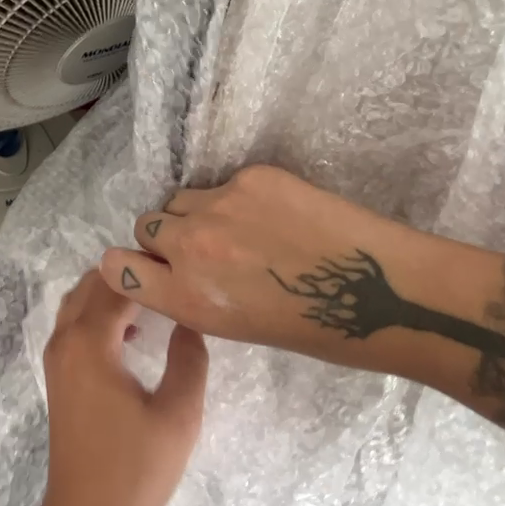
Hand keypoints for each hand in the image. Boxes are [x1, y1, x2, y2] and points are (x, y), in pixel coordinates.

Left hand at [30, 270, 208, 505]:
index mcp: (89, 341)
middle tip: (169, 274)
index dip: (148, 270)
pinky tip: (132, 332)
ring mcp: (56, 356)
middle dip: (127, 274)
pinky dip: (98, 314)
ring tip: (154, 298)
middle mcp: (64, 338)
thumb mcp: (178, 415)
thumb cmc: (136, 467)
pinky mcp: (57, 374)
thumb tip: (193, 317)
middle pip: (91, 285)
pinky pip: (74, 324)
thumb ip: (189, 359)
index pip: (117, 284)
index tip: (179, 262)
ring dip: (109, 293)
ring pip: (78, 302)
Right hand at [97, 166, 480, 375]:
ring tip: (240, 230)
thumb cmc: (318, 329)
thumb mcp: (236, 326)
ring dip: (197, 213)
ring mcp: (220, 205)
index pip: (117, 264)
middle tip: (206, 249)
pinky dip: (238, 198)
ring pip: (180, 199)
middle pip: (147, 224)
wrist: (388, 293)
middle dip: (167, 236)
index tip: (148, 264)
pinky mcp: (251, 176)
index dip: (128, 262)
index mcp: (188, 297)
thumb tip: (177, 268)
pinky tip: (274, 216)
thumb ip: (193, 293)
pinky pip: (223, 184)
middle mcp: (191, 247)